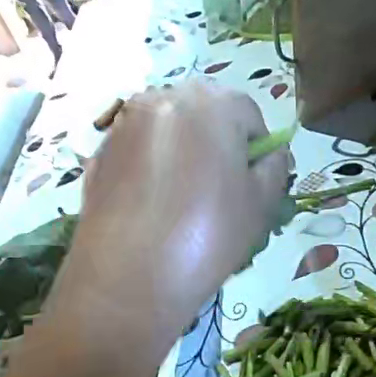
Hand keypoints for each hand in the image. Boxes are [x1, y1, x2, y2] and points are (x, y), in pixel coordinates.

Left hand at [52, 81, 289, 357]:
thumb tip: (269, 154)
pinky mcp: (99, 151)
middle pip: (204, 112)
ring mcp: (125, 123)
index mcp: (212, 103)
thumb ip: (275, 166)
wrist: (130, 277)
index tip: (253, 181)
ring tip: (183, 199)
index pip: (248, 112)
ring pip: (168, 129)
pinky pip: (138, 149)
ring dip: (181, 150)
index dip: (257, 147)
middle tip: (220, 188)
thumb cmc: (209, 235)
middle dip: (217, 141)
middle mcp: (164, 99)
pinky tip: (152, 206)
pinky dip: (150, 166)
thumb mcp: (262, 203)